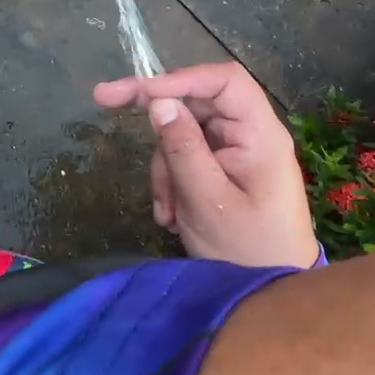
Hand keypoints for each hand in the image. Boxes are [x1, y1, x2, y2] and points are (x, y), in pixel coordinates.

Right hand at [93, 63, 315, 267]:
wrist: (270, 296)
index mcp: (260, 134)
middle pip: (197, 102)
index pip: (223, 81)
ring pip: (184, 132)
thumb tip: (158, 102)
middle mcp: (250, 134)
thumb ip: (182, 148)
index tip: (137, 91)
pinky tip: (172, 214)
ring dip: (164, 166)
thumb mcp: (206, 200)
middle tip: (104, 100)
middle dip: (157, 119)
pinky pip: (186, 157)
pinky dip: (171, 181)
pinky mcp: (224, 170)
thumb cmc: (247, 250)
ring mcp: (237, 152)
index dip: (179, 78)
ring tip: (167, 209)